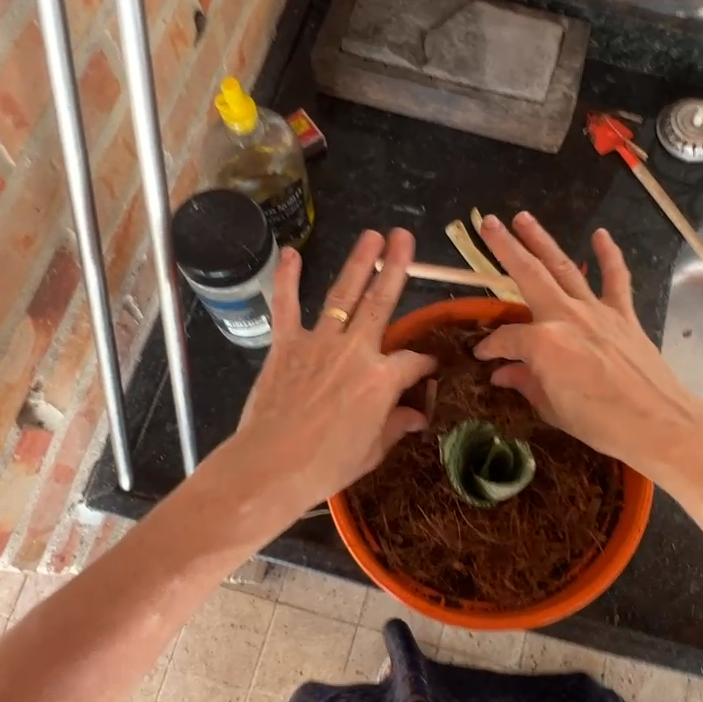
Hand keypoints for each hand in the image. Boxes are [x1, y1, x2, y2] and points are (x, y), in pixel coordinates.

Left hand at [223, 229, 438, 510]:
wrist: (271, 466)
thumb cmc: (326, 465)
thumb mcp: (372, 451)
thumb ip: (394, 426)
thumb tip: (416, 416)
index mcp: (381, 379)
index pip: (413, 361)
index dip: (426, 363)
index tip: (430, 366)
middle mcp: (355, 351)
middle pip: (381, 303)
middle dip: (395, 267)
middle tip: (404, 238)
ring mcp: (318, 343)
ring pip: (343, 296)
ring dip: (358, 263)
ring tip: (371, 235)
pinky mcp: (286, 345)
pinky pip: (286, 307)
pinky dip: (287, 280)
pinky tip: (290, 254)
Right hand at [473, 212, 702, 479]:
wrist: (658, 422)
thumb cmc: (600, 423)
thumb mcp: (552, 408)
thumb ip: (526, 382)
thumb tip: (503, 372)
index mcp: (543, 343)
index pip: (506, 337)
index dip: (491, 346)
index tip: (482, 355)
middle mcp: (566, 316)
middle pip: (529, 275)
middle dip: (506, 247)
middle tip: (487, 223)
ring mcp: (597, 312)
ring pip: (565, 267)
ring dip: (543, 240)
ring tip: (524, 218)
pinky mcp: (623, 315)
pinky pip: (616, 279)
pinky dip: (609, 255)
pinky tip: (600, 234)